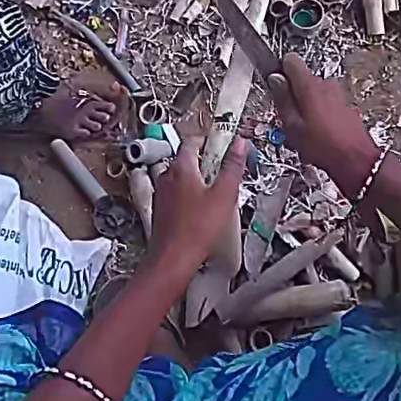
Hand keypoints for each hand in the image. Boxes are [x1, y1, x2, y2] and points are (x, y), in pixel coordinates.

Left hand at [148, 134, 248, 274]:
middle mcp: (167, 176)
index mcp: (181, 168)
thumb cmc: (198, 228)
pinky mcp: (160, 209)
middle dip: (204, 161)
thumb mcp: (224, 195)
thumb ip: (232, 167)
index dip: (207, 141)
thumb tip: (240, 143)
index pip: (192, 142)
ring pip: (180, 177)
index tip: (222, 145)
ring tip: (214, 190)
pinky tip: (200, 208)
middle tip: (222, 170)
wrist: (173, 259)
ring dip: (196, 179)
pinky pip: (175, 193)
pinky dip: (188, 194)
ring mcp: (161, 193)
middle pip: (186, 159)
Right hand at [267, 55, 381, 192]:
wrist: (356, 160)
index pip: (291, 61)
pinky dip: (319, 112)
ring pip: (314, 92)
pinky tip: (318, 132)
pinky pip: (326, 102)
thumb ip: (282, 98)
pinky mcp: (346, 105)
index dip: (280, 71)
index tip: (276, 88)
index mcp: (310, 86)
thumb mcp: (292, 125)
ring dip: (306, 105)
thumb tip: (274, 78)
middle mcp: (326, 84)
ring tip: (304, 129)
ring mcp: (338, 94)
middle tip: (288, 118)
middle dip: (293, 94)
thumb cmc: (323, 146)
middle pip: (302, 79)